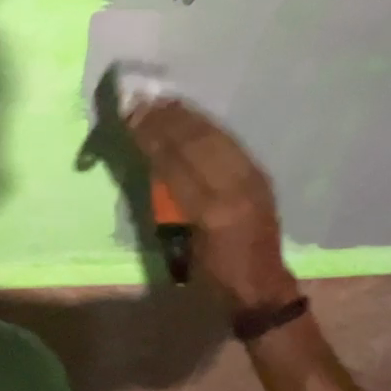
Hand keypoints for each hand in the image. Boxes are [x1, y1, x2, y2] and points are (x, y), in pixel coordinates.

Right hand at [124, 99, 301, 313]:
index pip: (173, 163)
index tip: (129, 118)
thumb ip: (168, 198)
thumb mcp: (180, 242)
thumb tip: (149, 156)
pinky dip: (208, 126)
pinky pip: (230, 142)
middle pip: (195, 143)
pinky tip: (192, 116)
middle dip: (166, 119)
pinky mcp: (259, 174)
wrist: (260, 288)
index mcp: (209, 212)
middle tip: (142, 102)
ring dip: (186, 116)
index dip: (150, 137)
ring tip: (162, 102)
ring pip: (214, 136)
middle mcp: (233, 190)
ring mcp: (250, 179)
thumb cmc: (211, 274)